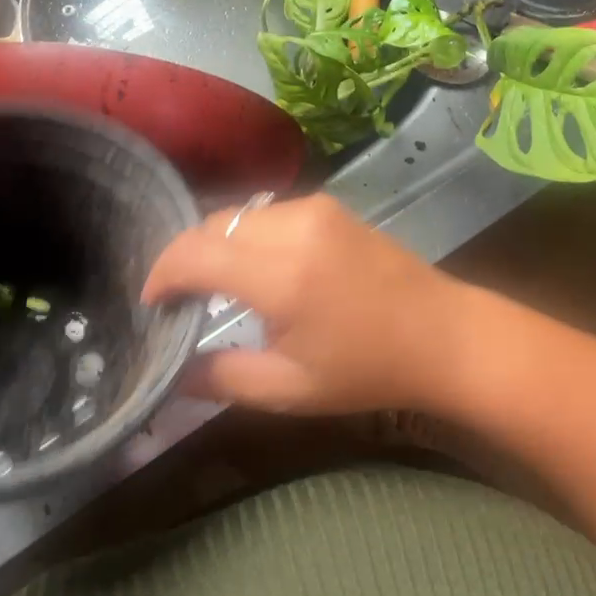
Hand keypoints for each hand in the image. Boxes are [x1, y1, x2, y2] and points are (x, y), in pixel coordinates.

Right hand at [142, 195, 472, 414]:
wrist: (444, 335)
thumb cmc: (369, 370)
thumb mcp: (291, 389)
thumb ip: (222, 378)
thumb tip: (171, 374)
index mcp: (282, 275)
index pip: (195, 252)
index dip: (161, 274)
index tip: (152, 304)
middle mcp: (294, 226)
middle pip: (212, 226)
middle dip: (185, 258)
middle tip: (179, 300)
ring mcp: (316, 209)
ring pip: (238, 215)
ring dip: (216, 244)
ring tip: (213, 286)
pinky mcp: (330, 206)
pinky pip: (267, 212)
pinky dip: (247, 235)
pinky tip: (254, 268)